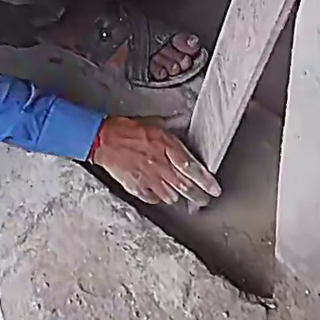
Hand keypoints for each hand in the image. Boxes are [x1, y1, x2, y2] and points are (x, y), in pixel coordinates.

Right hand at [88, 115, 221, 206]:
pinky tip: (161, 195)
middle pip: (186, 186)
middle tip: (205, 201)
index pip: (193, 168)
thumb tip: (183, 118)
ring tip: (182, 197)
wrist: (104, 140)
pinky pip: (153, 198)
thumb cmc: (127, 130)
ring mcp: (150, 178)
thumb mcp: (153, 122)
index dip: (206, 181)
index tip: (214, 189)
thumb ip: (172, 123)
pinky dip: (159, 198)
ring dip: (178, 196)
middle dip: (198, 196)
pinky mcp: (137, 187)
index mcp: (168, 147)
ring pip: (171, 196)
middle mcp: (161, 165)